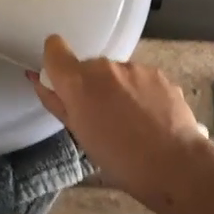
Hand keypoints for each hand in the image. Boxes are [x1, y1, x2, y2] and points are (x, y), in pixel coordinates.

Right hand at [31, 35, 205, 190]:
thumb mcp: (79, 134)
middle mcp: (103, 66)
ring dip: (117, 90)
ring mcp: (132, 67)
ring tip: (132, 121)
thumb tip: (38, 80)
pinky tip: (151, 118)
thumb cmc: (119, 159)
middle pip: (88, 67)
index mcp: (77, 82)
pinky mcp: (157, 73)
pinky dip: (141, 92)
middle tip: (103, 117)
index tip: (62, 80)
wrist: (175, 165)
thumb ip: (57, 102)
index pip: (54, 48)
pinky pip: (140, 78)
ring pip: (116, 74)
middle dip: (92, 86)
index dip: (56, 60)